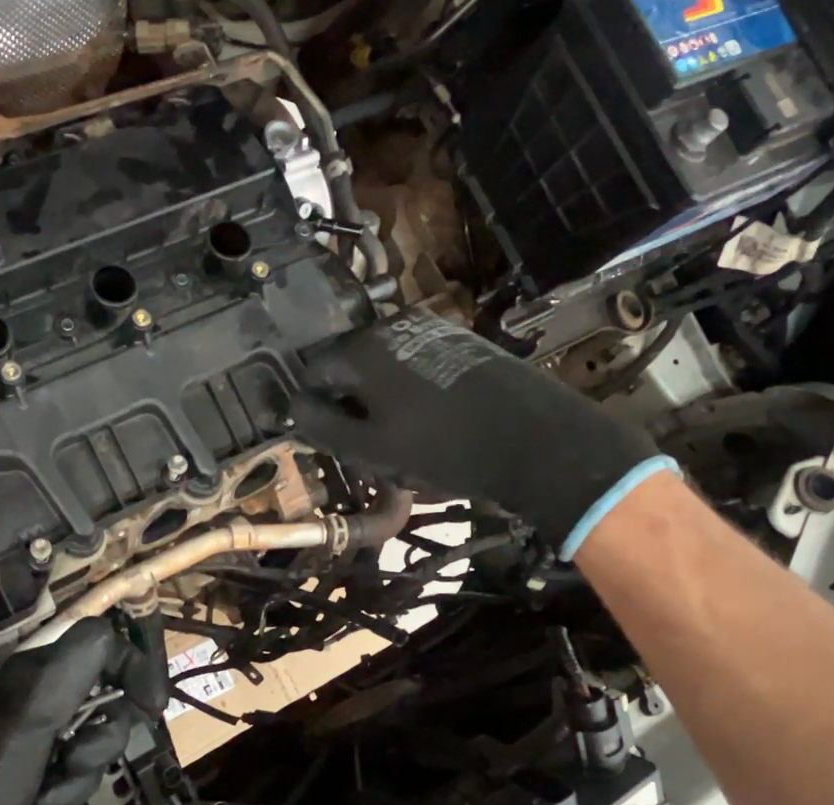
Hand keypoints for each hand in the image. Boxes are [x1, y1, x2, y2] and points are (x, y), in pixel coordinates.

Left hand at [0, 617, 148, 804]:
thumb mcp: (29, 719)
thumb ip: (70, 672)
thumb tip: (109, 632)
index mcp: (36, 672)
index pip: (103, 644)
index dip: (133, 668)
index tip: (151, 708)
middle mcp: (40, 693)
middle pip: (107, 698)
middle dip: (100, 740)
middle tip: (74, 758)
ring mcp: (39, 732)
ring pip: (96, 741)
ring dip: (79, 775)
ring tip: (45, 790)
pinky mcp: (37, 766)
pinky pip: (76, 772)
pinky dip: (64, 793)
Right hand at [292, 307, 677, 558]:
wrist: (537, 441)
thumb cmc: (443, 447)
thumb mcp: (371, 448)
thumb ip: (323, 427)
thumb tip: (296, 407)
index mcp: (365, 348)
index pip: (315, 371)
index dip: (314, 407)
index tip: (327, 439)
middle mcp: (395, 327)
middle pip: (351, 367)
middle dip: (350, 405)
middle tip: (363, 447)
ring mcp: (433, 330)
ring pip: (385, 369)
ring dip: (380, 402)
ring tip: (398, 442)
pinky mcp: (462, 344)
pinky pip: (416, 368)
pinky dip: (410, 395)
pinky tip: (428, 427)